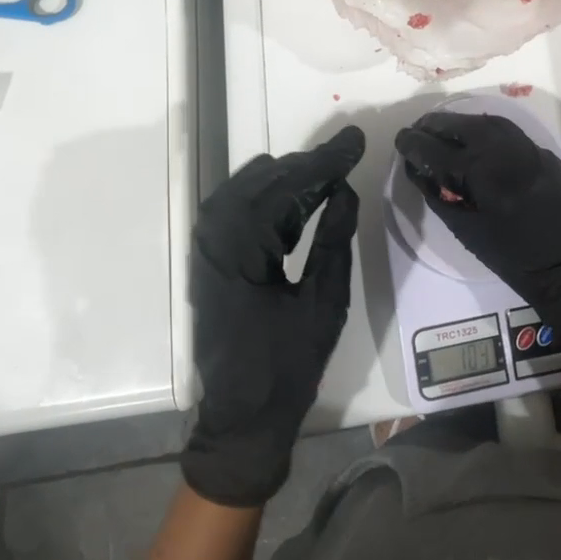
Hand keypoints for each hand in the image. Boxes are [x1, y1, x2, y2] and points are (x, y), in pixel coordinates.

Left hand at [182, 126, 364, 507]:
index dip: (322, 163)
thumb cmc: (288, 367)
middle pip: (261, 183)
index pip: (285, 189)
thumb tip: (344, 192)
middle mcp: (215, 244)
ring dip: (285, 177)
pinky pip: (235, 211)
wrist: (243, 418)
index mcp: (242, 254)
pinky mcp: (210, 262)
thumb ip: (332, 242)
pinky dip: (266, 196)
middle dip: (306, 165)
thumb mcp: (325, 304)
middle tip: (345, 151)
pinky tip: (295, 194)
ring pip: (244, 191)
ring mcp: (208, 252)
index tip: (353, 141)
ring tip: (326, 169)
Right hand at [394, 111, 560, 332]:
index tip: (401, 140)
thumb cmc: (509, 255)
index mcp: (481, 172)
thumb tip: (418, 169)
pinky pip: (506, 131)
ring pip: (485, 121)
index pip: (436, 149)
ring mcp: (526, 146)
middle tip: (419, 132)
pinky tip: (473, 138)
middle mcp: (504, 150)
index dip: (413, 144)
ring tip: (442, 131)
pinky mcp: (541, 150)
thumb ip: (437, 194)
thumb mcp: (465, 228)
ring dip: (460, 123)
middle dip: (435, 126)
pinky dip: (484, 130)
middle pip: (460, 125)